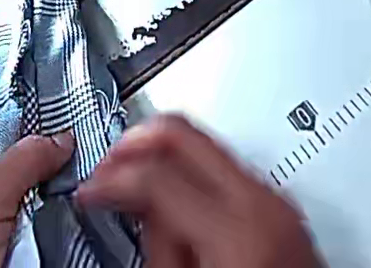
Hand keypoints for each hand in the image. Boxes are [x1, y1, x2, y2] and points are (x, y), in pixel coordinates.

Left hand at [0, 105, 75, 267]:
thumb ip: (24, 159)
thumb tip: (63, 134)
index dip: (31, 108)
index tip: (71, 105)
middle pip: (20, 156)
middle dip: (50, 156)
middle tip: (89, 149)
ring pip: (31, 194)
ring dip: (54, 193)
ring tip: (89, 180)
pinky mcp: (2, 251)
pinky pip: (33, 228)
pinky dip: (51, 224)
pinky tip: (76, 214)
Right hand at [77, 115, 321, 267]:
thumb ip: (157, 239)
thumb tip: (133, 199)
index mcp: (238, 229)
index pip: (154, 172)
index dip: (110, 173)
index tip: (91, 185)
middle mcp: (262, 201)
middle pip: (178, 130)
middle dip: (133, 139)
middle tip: (107, 161)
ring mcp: (276, 198)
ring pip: (199, 137)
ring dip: (159, 148)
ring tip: (134, 176)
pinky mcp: (280, 203)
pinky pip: (220, 161)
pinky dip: (187, 163)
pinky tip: (171, 188)